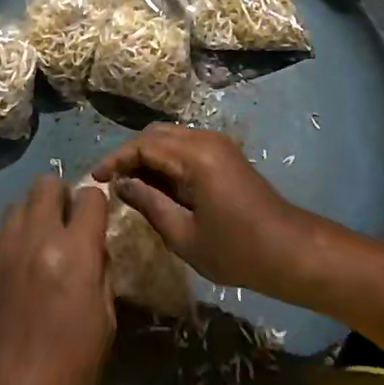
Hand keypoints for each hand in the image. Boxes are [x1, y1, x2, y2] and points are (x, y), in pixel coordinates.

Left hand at [0, 176, 110, 384]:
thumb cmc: (70, 373)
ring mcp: (0, 253)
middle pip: (46, 184)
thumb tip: (94, 247)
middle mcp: (34, 240)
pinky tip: (15, 265)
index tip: (98, 217)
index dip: (98, 203)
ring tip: (40, 241)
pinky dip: (9, 239)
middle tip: (67, 222)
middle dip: (62, 196)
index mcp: (73, 252)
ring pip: (17, 204)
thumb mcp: (105, 320)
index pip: (91, 196)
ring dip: (33, 214)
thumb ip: (100, 271)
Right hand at [92, 125, 323, 294]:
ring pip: (170, 138)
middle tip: (110, 183)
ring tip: (128, 187)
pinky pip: (185, 147)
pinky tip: (155, 186)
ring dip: (147, 156)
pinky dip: (165, 160)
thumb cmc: (236, 250)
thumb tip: (121, 185)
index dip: (115, 160)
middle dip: (129, 154)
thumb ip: (149, 204)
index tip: (94, 179)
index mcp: (195, 156)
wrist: (289, 250)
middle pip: (155, 134)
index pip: (143, 145)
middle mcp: (205, 140)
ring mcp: (217, 144)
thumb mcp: (184, 235)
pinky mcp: (224, 155)